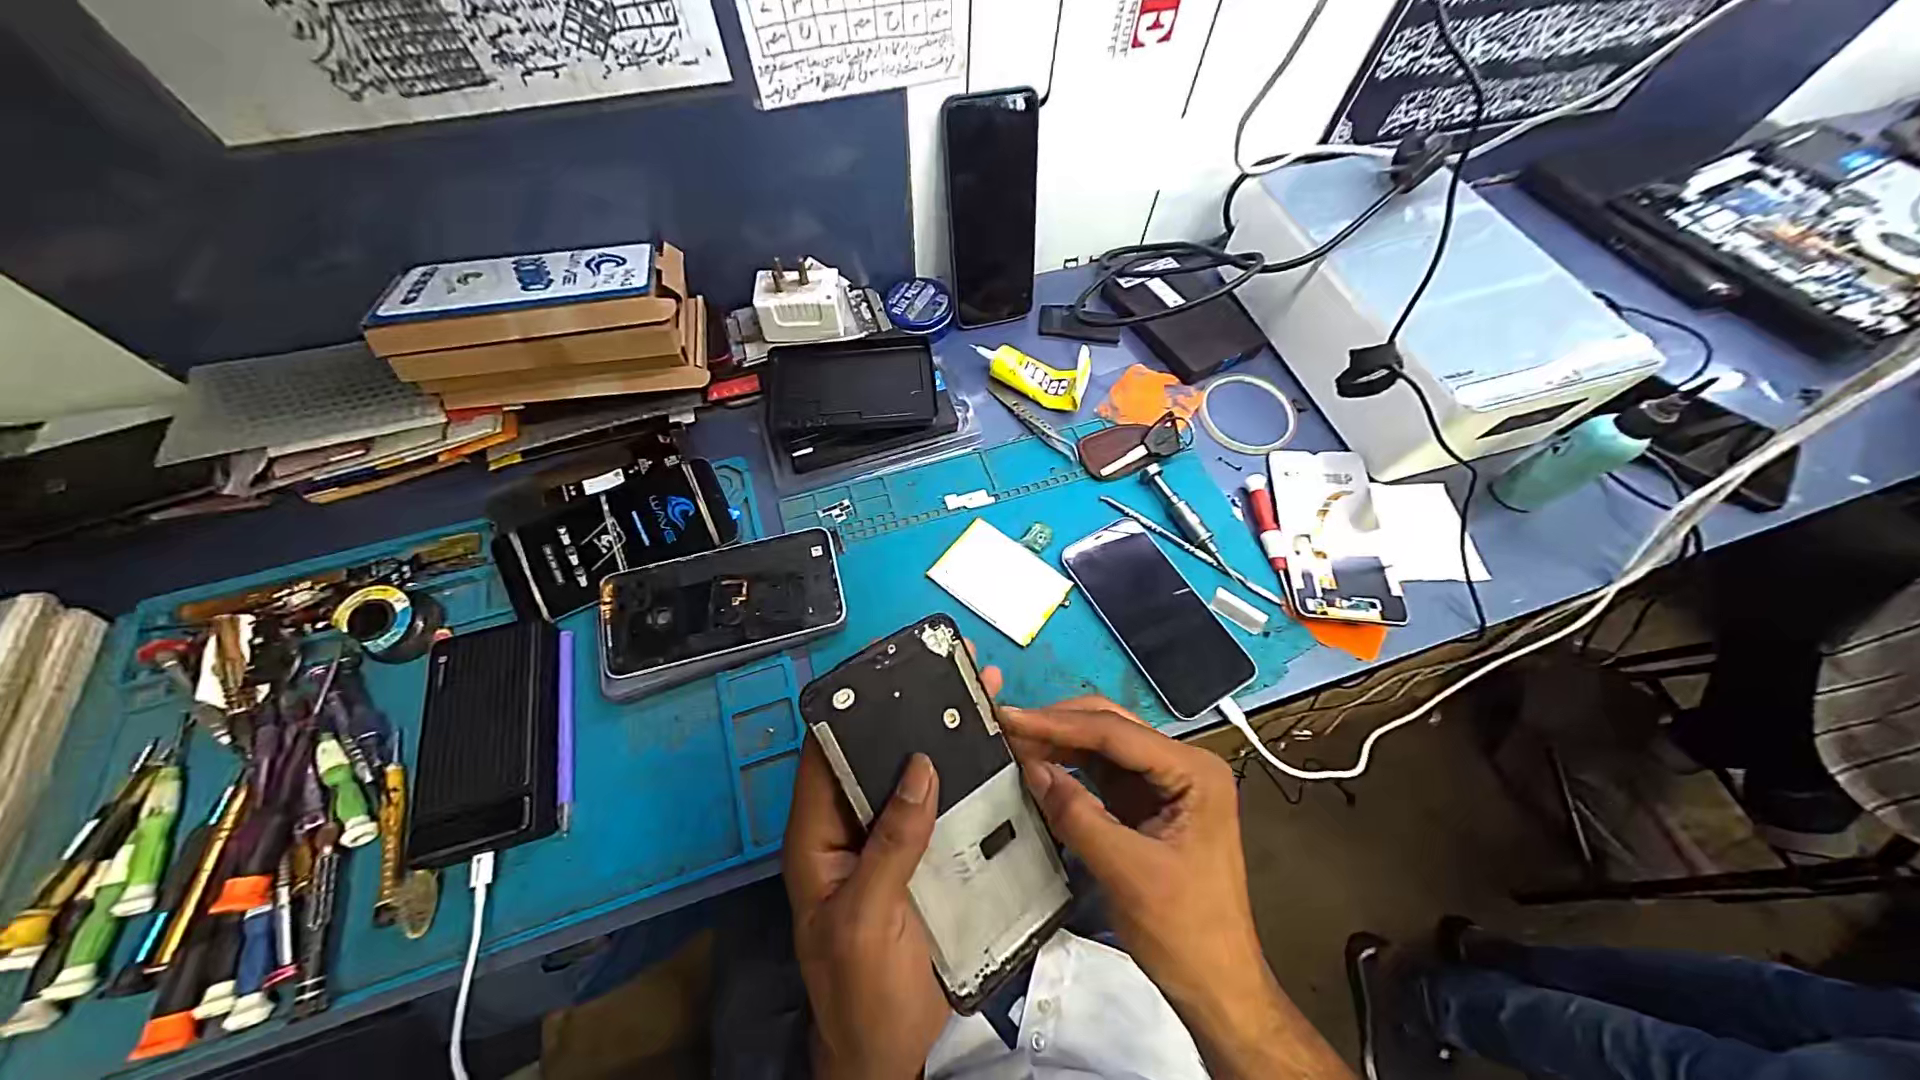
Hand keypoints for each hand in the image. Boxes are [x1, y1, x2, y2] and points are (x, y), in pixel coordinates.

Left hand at [782, 663, 1005, 1079]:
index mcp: (818, 835)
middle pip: (876, 756)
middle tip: (953, 670)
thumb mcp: (865, 918)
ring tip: (985, 694)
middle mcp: (853, 826)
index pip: (825, 756)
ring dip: (945, 736)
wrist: (893, 1054)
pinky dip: (966, 774)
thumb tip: (920, 765)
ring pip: (915, 774)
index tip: (891, 672)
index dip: (851, 710)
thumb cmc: (860, 992)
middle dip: (911, 713)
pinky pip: (944, 804)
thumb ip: (891, 843)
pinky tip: (996, 749)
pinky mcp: (926, 854)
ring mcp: (892, 839)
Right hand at [1000, 697, 1350, 1078]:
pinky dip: (1069, 765)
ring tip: (1015, 740)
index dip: (1058, 723)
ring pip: (1103, 745)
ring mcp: (1165, 782)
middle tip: (1008, 725)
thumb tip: (1031, 768)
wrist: (1216, 984)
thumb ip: (1077, 815)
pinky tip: (1040, 764)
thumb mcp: (1126, 872)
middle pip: (1111, 727)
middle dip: (1058, 725)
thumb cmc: (1185, 931)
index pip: (1116, 733)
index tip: (1011, 718)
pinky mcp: (1147, 801)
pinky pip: (1102, 770)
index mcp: (1194, 772)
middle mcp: (1183, 765)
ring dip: (1060, 742)